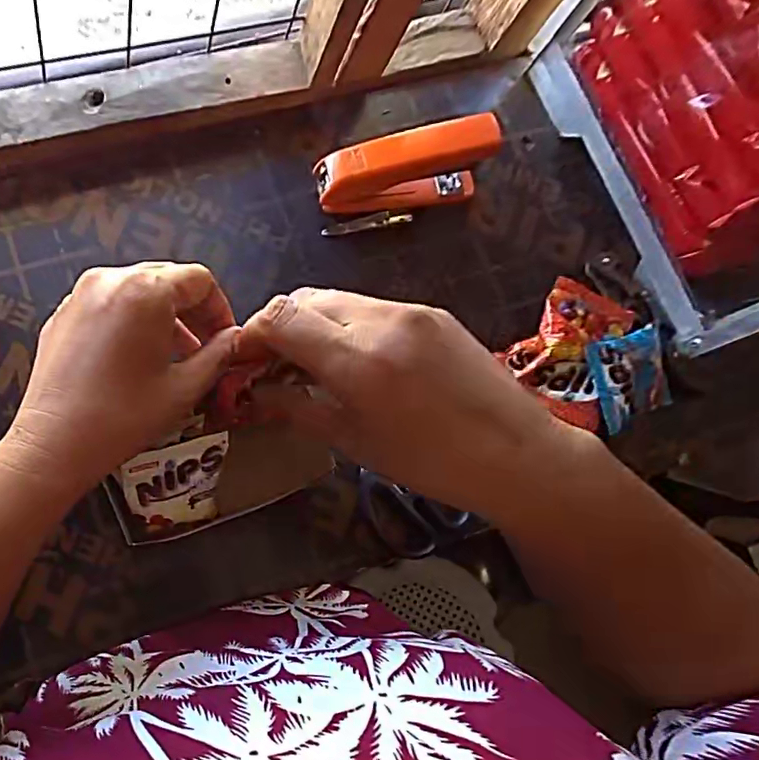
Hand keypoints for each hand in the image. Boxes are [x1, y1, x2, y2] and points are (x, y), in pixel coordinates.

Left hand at [0, 262, 239, 497]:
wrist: (55, 444)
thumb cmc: (114, 420)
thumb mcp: (184, 388)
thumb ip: (219, 355)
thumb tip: (231, 342)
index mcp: (143, 291)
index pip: (199, 280)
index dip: (219, 309)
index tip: (223, 335)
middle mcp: (107, 283)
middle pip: (163, 281)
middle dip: (188, 312)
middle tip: (201, 345)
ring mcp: (77, 300)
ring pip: (131, 294)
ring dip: (157, 318)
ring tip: (168, 356)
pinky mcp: (59, 320)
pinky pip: (103, 309)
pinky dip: (124, 325)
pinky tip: (131, 360)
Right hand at [238, 288, 595, 523]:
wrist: (518, 454)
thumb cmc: (426, 460)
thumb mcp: (346, 438)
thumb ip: (292, 405)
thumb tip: (254, 390)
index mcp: (357, 359)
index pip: (280, 318)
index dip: (250, 334)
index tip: (241, 361)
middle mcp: (382, 321)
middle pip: (302, 299)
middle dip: (275, 327)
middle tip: (267, 363)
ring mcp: (411, 312)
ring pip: (334, 299)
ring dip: (307, 324)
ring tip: (303, 363)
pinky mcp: (430, 313)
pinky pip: (367, 306)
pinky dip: (340, 325)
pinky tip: (344, 359)